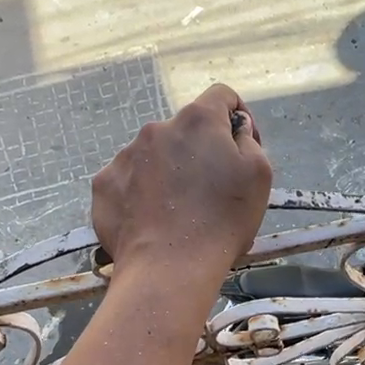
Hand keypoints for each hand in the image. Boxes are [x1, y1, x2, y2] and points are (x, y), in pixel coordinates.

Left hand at [91, 84, 271, 288]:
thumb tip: (236, 132)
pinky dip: (142, 195)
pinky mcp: (104, 185)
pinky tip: (154, 222)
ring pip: (155, 157)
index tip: (242, 145)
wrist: (168, 268)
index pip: (222, 96)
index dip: (237, 116)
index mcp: (198, 121)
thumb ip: (249, 141)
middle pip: (185, 131)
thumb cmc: (223, 222)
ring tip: (180, 214)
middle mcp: (156, 129)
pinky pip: (128, 182)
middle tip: (212, 192)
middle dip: (200, 152)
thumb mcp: (259, 176)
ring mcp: (124, 156)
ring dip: (169, 174)